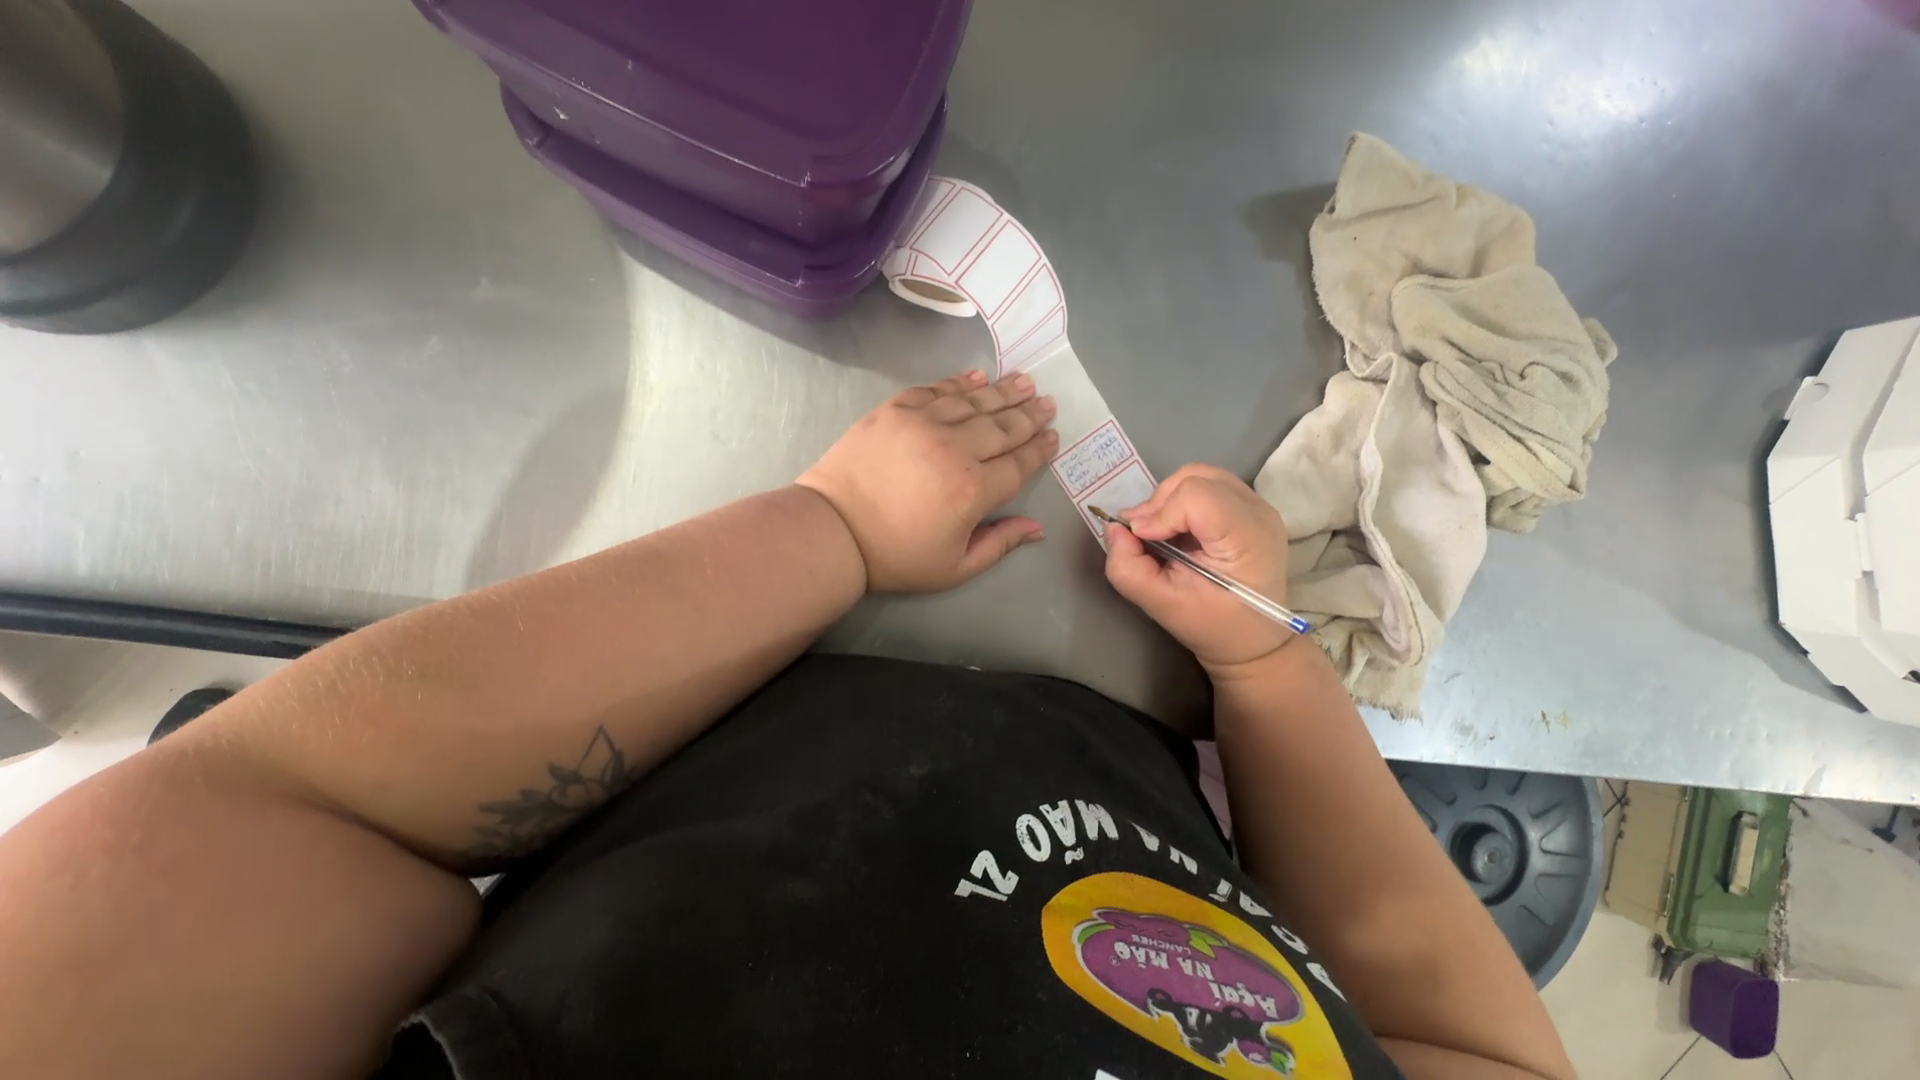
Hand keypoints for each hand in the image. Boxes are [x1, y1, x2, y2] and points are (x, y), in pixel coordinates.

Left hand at [798, 369, 1058, 592]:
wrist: (832, 531)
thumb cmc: (895, 556)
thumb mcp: (954, 567)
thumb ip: (999, 544)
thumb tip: (1037, 527)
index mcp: (975, 491)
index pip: (1019, 463)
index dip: (1040, 448)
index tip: (1054, 435)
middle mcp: (956, 449)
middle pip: (1003, 426)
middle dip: (1029, 415)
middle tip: (1048, 402)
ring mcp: (924, 424)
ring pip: (974, 402)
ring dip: (1003, 391)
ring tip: (1024, 382)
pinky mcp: (895, 410)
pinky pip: (936, 390)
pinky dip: (959, 383)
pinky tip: (978, 377)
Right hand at [1103, 464, 1296, 673]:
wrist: (1254, 641)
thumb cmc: (1213, 626)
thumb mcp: (1161, 605)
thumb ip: (1128, 568)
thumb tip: (1115, 530)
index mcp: (1246, 538)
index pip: (1195, 496)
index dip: (1159, 514)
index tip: (1142, 541)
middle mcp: (1258, 513)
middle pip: (1195, 478)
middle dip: (1160, 503)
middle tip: (1145, 536)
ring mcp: (1259, 506)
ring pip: (1200, 475)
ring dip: (1170, 499)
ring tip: (1160, 532)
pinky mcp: (1251, 507)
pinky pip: (1208, 485)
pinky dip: (1183, 500)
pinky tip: (1179, 530)